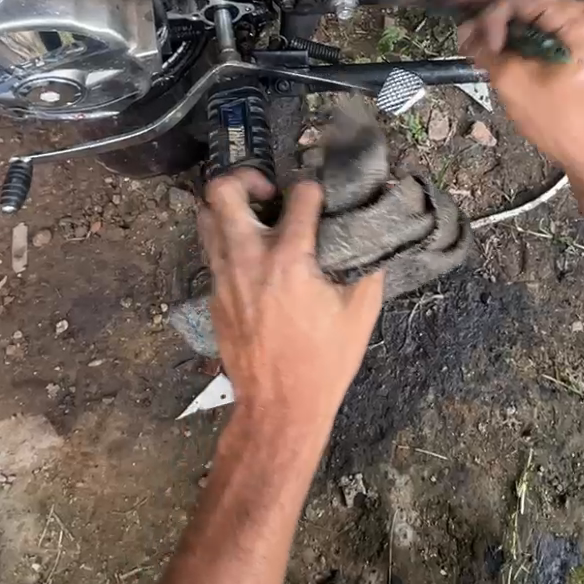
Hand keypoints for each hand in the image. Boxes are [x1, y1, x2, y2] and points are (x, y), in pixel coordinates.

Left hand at [198, 169, 385, 431]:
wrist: (279, 406)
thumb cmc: (324, 359)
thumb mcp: (361, 311)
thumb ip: (370, 263)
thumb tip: (377, 231)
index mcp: (289, 259)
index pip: (299, 195)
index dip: (314, 189)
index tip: (320, 197)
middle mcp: (248, 258)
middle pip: (224, 191)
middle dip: (247, 178)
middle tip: (270, 194)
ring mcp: (224, 275)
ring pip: (206, 215)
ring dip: (230, 207)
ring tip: (256, 218)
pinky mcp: (212, 294)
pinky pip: (211, 249)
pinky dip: (228, 239)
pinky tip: (253, 256)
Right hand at [447, 0, 583, 180]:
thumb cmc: (565, 124)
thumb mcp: (516, 85)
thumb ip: (487, 51)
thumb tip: (465, 31)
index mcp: (577, 20)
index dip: (489, 15)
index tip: (477, 42)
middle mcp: (583, 17)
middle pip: (524, 1)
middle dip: (485, 6)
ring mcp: (581, 33)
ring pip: (529, 16)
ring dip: (497, 21)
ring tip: (465, 26)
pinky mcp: (576, 49)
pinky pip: (539, 31)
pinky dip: (513, 36)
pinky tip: (487, 40)